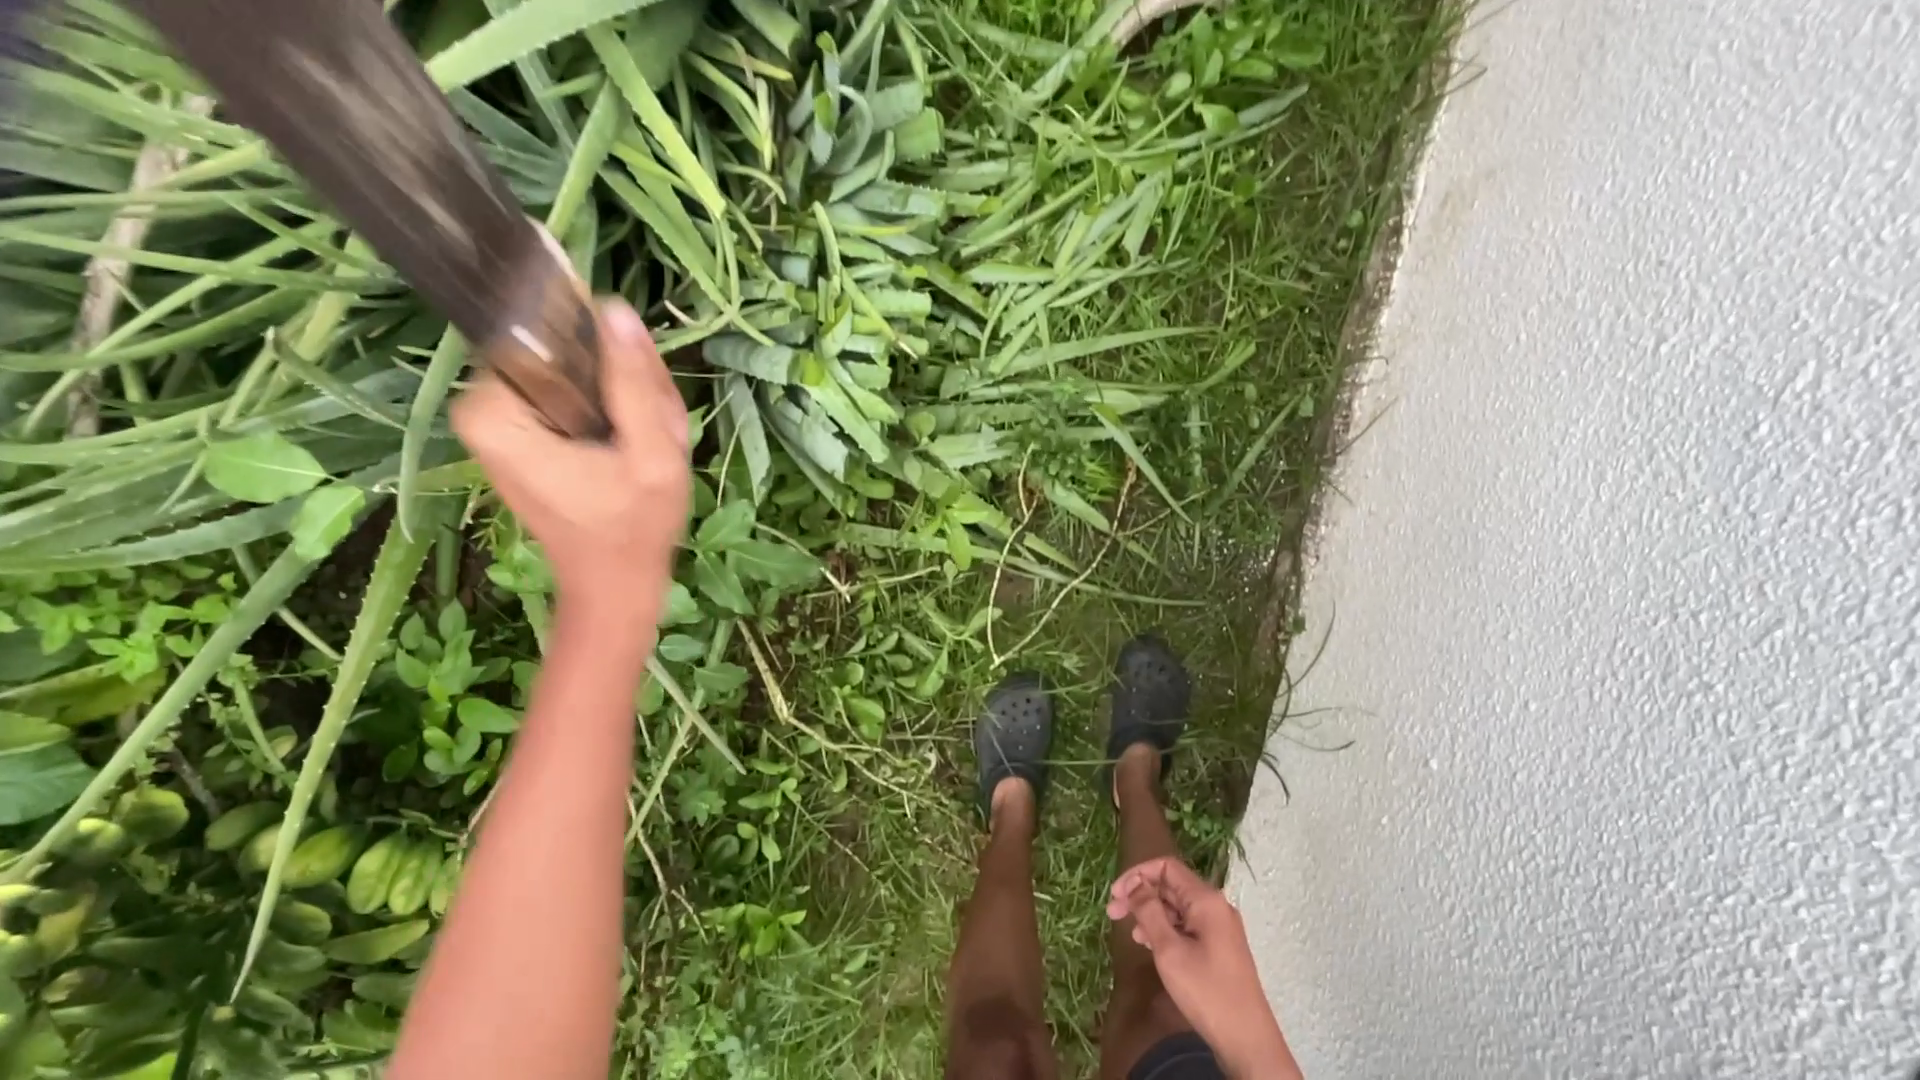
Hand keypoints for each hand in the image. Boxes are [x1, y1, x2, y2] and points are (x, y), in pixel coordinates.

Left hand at [453, 300, 689, 615]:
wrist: (615, 583)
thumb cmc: (633, 527)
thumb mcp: (652, 455)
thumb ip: (635, 383)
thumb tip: (615, 310)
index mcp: (495, 413)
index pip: (552, 336)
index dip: (607, 355)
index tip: (642, 395)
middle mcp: (481, 410)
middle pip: (565, 353)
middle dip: (619, 383)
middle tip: (651, 431)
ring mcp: (497, 421)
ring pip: (574, 372)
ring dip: (621, 399)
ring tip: (645, 443)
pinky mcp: (517, 433)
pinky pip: (570, 394)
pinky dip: (608, 414)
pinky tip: (633, 446)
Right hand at [1107, 856, 1298, 1079]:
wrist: (1246, 1038)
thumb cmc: (1205, 991)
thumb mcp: (1169, 950)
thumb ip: (1149, 911)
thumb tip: (1135, 885)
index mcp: (1206, 900)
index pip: (1166, 867)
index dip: (1137, 874)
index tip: (1114, 895)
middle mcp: (1215, 907)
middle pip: (1171, 886)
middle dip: (1140, 895)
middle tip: (1112, 914)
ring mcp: (1219, 928)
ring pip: (1178, 907)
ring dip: (1151, 913)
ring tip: (1130, 933)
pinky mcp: (1219, 947)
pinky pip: (1187, 926)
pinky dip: (1165, 929)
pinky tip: (1149, 945)